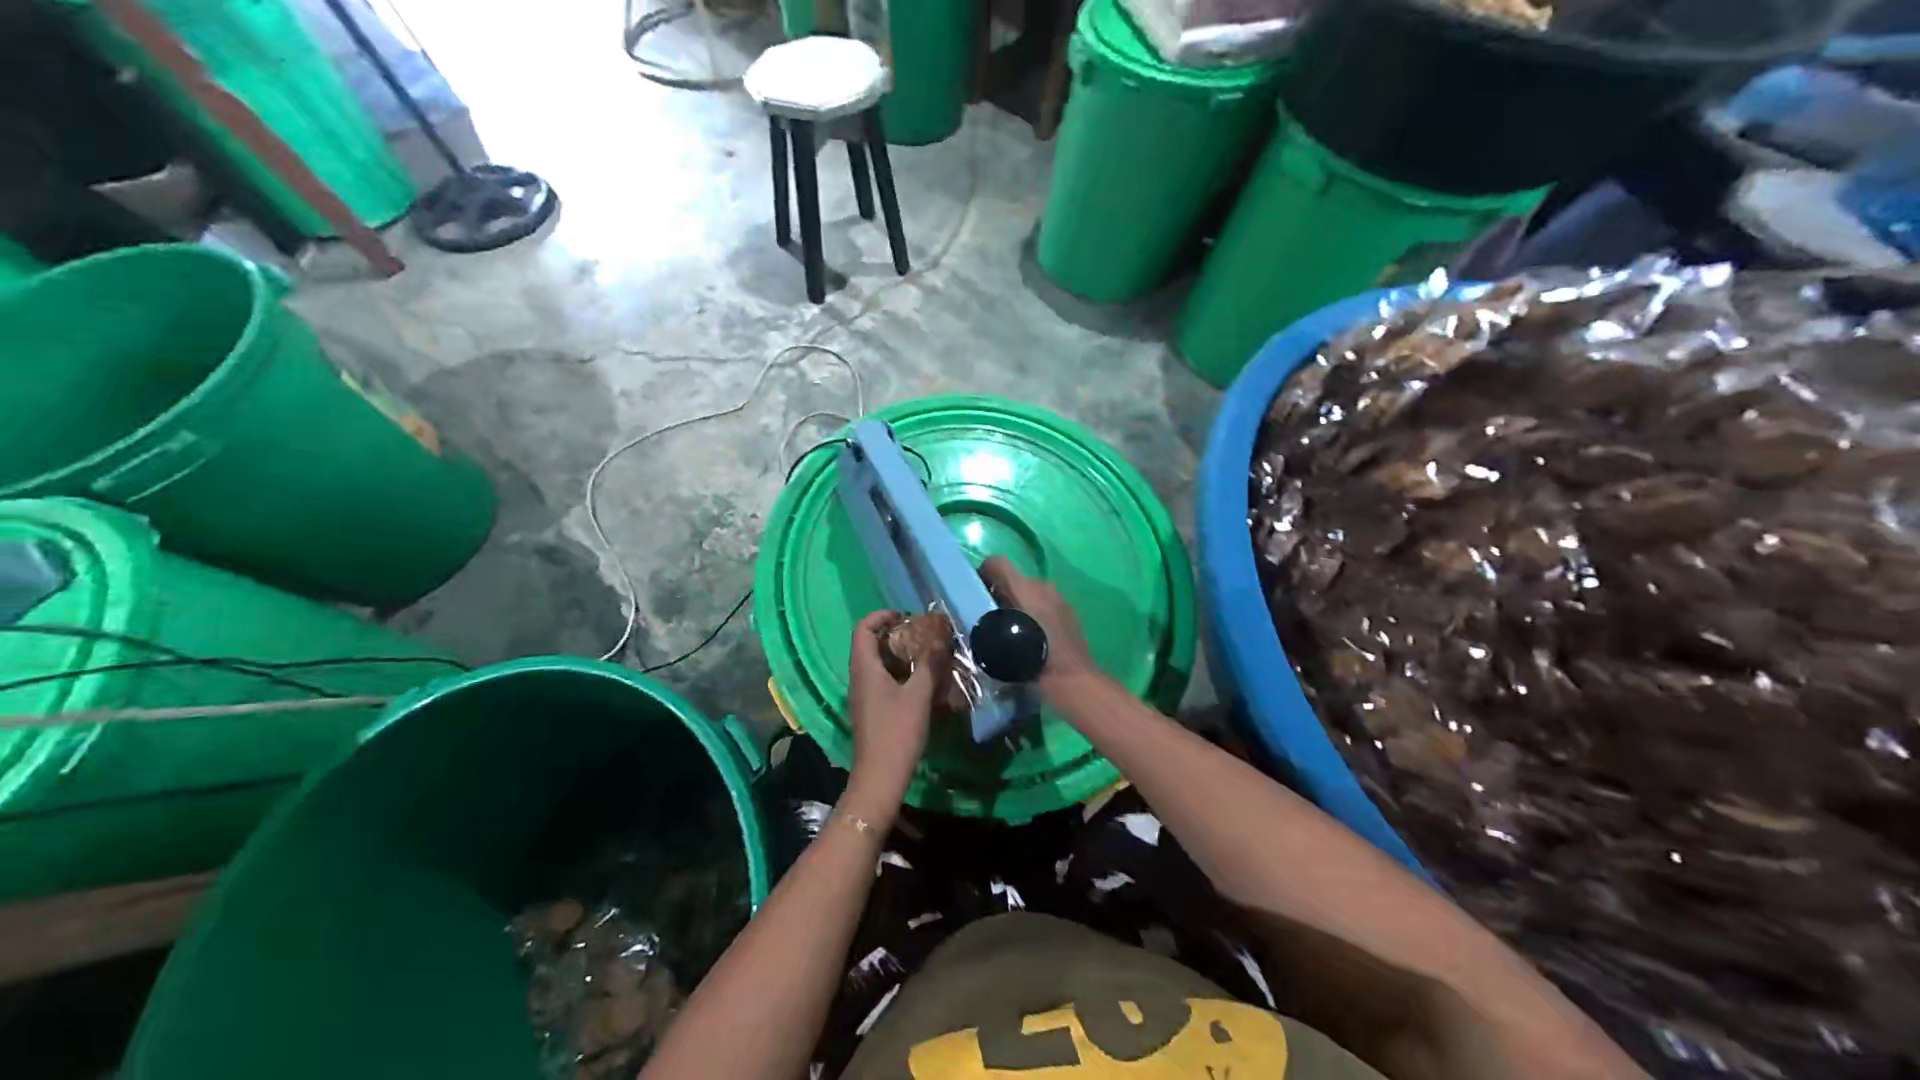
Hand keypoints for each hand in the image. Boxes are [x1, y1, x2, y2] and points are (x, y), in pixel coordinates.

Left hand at [846, 611, 935, 810]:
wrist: (880, 777)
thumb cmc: (897, 731)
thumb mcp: (919, 695)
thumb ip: (929, 664)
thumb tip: (940, 639)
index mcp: (864, 668)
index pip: (862, 629)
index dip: (880, 616)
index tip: (905, 616)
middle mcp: (858, 678)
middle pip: (869, 645)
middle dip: (894, 635)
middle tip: (921, 635)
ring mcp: (862, 696)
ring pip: (876, 664)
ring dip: (898, 656)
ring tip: (925, 656)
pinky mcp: (870, 710)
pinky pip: (880, 681)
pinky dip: (898, 674)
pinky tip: (920, 683)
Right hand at [980, 556, 1099, 693]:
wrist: (1070, 679)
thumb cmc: (1032, 661)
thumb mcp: (998, 643)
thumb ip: (986, 619)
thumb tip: (974, 607)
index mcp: (1025, 588)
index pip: (997, 563)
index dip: (983, 573)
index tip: (975, 594)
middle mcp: (1043, 586)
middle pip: (1014, 579)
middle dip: (1000, 592)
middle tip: (989, 617)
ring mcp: (1059, 598)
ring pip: (1030, 591)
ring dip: (1018, 603)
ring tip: (1009, 628)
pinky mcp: (1069, 611)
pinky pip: (1044, 603)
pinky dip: (1034, 612)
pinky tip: (1030, 635)